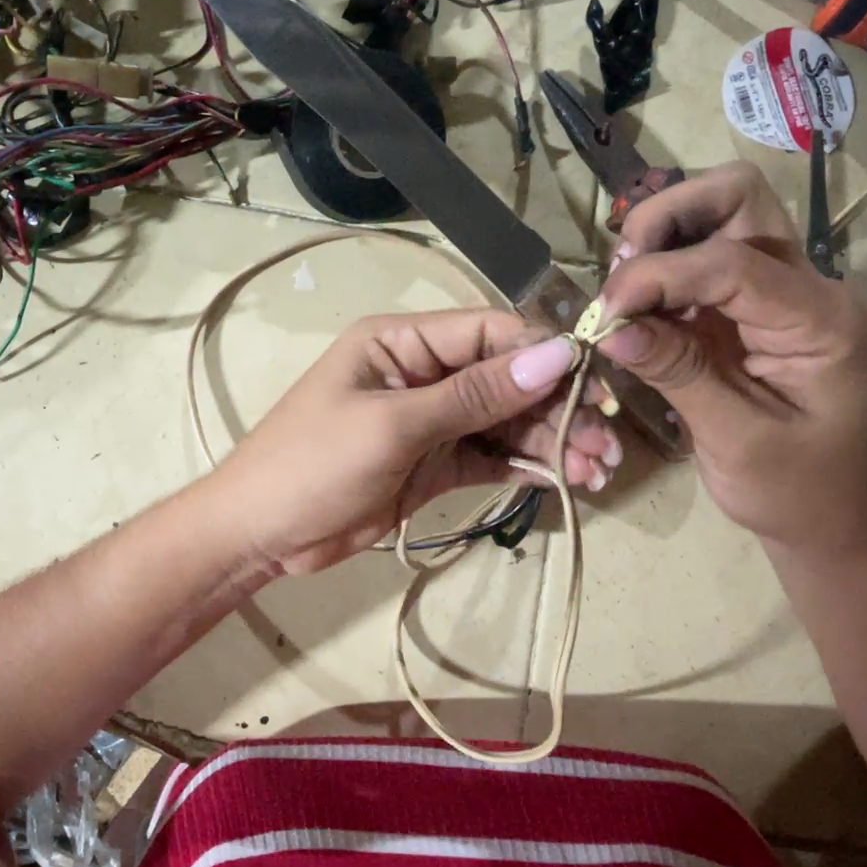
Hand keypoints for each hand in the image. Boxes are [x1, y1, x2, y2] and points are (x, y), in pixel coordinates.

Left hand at [208, 309, 621, 574]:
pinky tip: (560, 479)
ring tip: (595, 470)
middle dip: (555, 408)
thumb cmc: (312, 465)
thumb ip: (472, 395)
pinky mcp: (431, 465)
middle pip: (503, 379)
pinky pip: (487, 457)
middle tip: (604, 443)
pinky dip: (522, 467)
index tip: (595, 382)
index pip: (486, 332)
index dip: (542, 354)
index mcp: (400, 342)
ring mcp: (428, 422)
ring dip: (549, 442)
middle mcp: (420, 373)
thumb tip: (554, 357)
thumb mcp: (392, 426)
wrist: (262, 534)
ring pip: (503, 422)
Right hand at [596, 162, 866, 552]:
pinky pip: (705, 262)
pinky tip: (634, 310)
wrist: (840, 522)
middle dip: (667, 219)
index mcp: (822, 321)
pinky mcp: (754, 311)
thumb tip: (610, 327)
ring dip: (662, 237)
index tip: (603, 312)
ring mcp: (782, 295)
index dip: (659, 274)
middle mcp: (810, 288)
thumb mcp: (735, 441)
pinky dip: (661, 272)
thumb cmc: (798, 492)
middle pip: (739, 198)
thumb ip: (678, 373)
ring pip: (721, 217)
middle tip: (619, 274)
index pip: (733, 262)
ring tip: (622, 292)